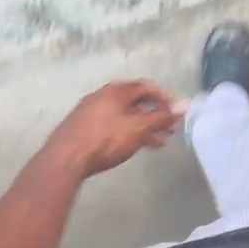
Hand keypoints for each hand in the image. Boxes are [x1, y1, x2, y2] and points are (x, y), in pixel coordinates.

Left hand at [42, 80, 185, 179]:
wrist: (64, 160)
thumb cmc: (105, 140)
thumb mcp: (138, 128)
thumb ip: (162, 117)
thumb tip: (184, 105)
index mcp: (116, 91)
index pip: (146, 87)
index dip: (165, 97)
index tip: (178, 111)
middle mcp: (102, 97)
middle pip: (136, 101)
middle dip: (156, 114)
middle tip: (171, 127)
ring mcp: (91, 113)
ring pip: (125, 116)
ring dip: (145, 125)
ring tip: (161, 141)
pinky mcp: (85, 128)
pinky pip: (114, 125)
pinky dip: (129, 132)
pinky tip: (138, 146)